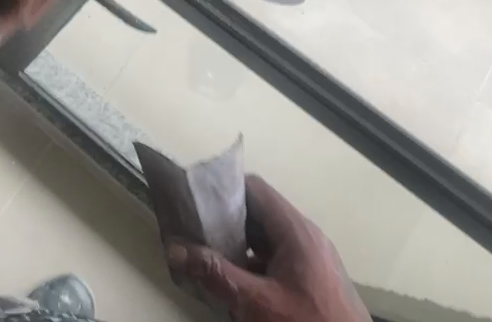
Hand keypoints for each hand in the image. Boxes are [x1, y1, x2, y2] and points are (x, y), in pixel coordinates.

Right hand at [165, 176, 369, 321]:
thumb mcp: (258, 304)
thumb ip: (216, 274)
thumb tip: (175, 249)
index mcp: (297, 231)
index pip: (254, 188)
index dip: (223, 189)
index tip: (195, 200)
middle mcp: (308, 237)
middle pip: (259, 212)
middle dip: (225, 220)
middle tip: (194, 230)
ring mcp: (314, 260)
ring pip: (268, 238)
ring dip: (239, 245)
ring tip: (208, 256)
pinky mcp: (317, 281)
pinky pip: (279, 259)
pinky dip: (256, 264)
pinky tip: (237, 284)